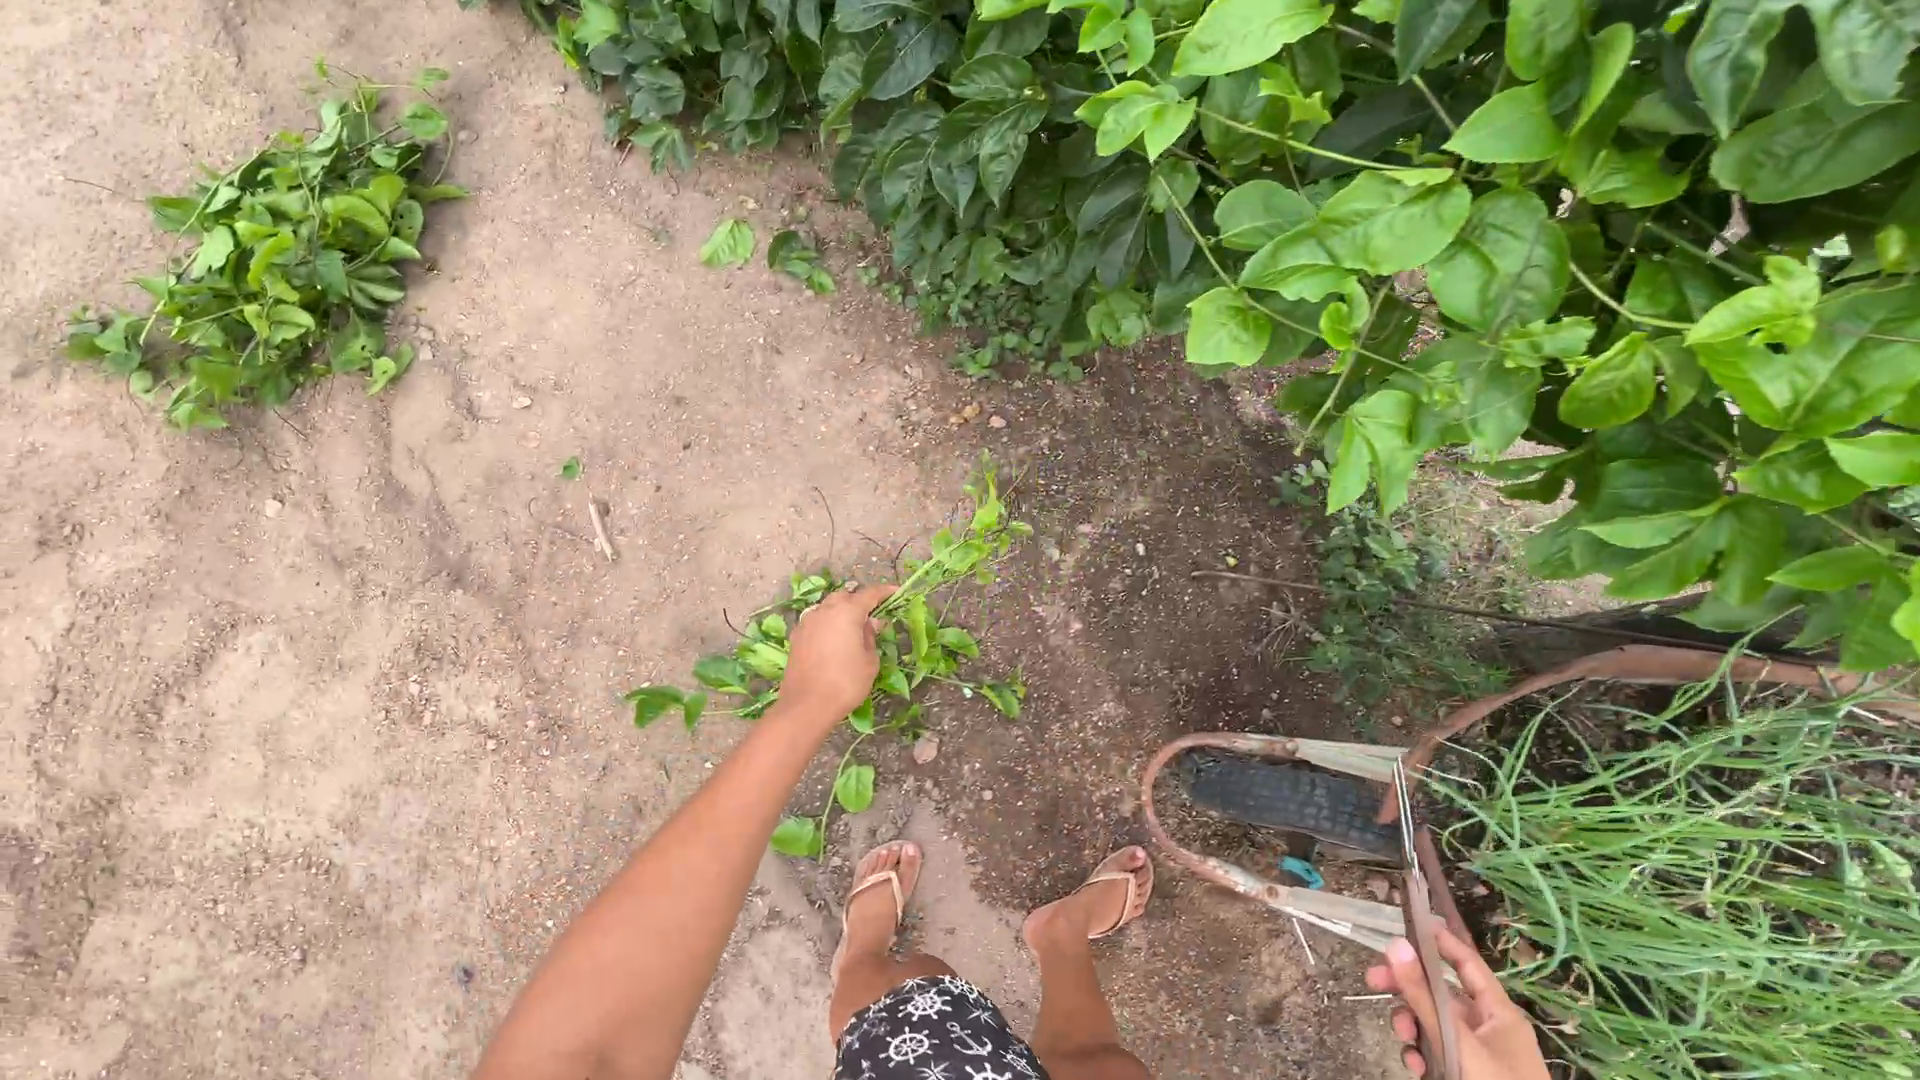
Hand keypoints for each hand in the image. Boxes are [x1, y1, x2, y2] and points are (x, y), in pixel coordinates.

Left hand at [780, 584, 895, 721]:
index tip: (895, 592)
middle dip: (859, 601)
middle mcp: (824, 611)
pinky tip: (832, 639)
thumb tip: (870, 623)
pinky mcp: (796, 637)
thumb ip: (870, 637)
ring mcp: (807, 623)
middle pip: (844, 597)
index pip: (869, 594)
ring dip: (840, 612)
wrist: (806, 705)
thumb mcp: (869, 661)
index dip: (884, 592)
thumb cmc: (846, 683)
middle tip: (872, 615)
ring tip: (851, 627)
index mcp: (847, 612)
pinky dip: (827, 624)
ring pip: (827, 608)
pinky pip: (815, 622)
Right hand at [1365, 928, 1550, 1079]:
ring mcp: (1479, 1054)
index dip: (1441, 942)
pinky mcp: (1467, 1074)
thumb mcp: (1455, 1042)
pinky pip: (1438, 1051)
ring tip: (1402, 1036)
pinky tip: (1415, 1064)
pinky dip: (1422, 1052)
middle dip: (1409, 988)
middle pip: (1442, 994)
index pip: (1468, 964)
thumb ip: (1423, 997)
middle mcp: (1489, 1028)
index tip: (1409, 925)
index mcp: (1499, 1013)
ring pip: (1435, 1023)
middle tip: (1373, 980)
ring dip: (1412, 1025)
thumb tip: (1395, 944)